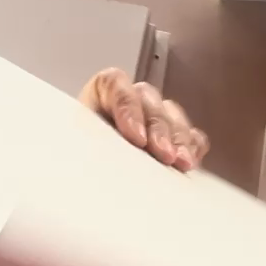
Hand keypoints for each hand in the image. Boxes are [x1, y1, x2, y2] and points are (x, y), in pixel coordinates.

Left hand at [78, 68, 209, 171]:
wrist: (83, 181)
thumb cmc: (76, 162)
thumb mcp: (72, 150)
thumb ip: (82, 148)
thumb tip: (86, 161)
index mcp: (98, 96)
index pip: (116, 85)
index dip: (128, 108)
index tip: (135, 137)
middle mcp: (128, 103)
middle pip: (149, 102)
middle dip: (158, 129)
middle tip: (163, 154)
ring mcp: (152, 119)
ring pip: (172, 116)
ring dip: (179, 139)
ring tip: (181, 163)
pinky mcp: (171, 139)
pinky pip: (189, 135)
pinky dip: (192, 146)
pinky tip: (192, 160)